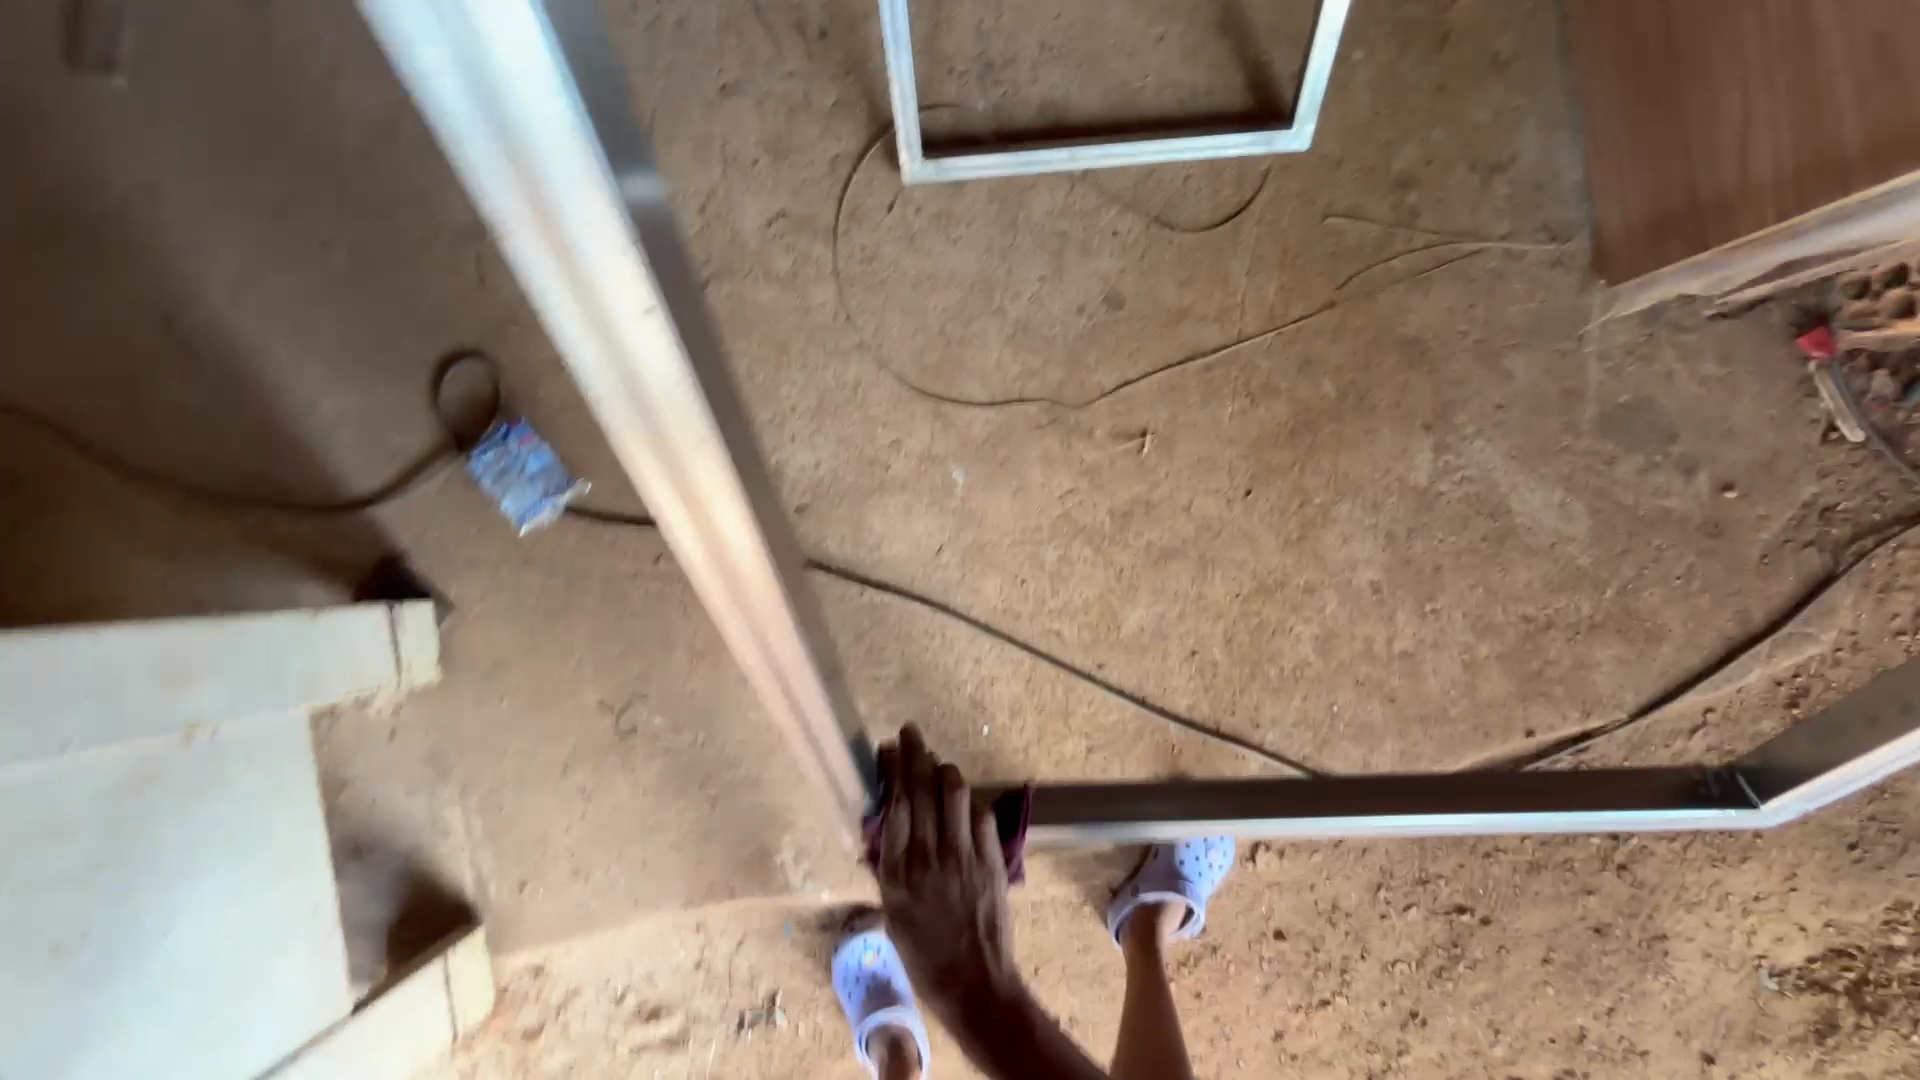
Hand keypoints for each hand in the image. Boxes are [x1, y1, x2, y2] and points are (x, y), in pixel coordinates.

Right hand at [875, 725, 1022, 1026]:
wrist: (974, 985)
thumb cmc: (924, 956)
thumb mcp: (892, 913)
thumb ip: (890, 867)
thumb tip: (889, 828)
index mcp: (896, 872)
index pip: (894, 803)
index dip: (893, 770)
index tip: (889, 748)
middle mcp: (927, 856)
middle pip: (922, 788)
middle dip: (915, 753)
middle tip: (911, 733)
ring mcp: (962, 855)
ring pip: (954, 792)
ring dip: (944, 770)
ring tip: (938, 762)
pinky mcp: (991, 859)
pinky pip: (980, 815)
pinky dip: (969, 801)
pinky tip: (963, 799)